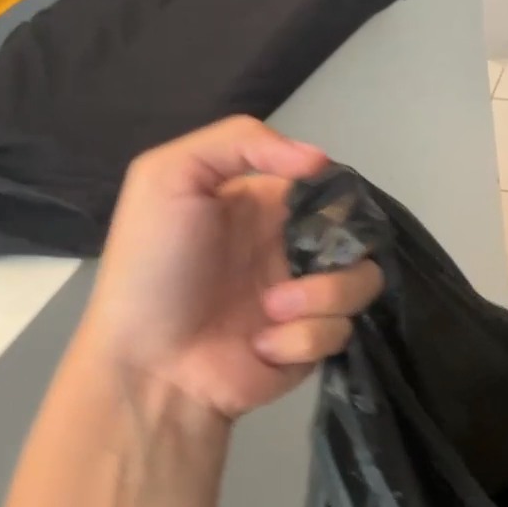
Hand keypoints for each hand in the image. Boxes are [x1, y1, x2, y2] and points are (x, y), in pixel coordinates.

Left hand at [81, 117, 383, 419]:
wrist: (145, 363)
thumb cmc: (152, 266)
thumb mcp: (169, 177)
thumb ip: (240, 142)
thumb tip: (320, 159)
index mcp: (266, 208)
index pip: (328, 189)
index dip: (338, 197)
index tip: (326, 210)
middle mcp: (292, 250)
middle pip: (359, 238)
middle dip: (339, 257)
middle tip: (298, 268)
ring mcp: (306, 300)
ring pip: (362, 285)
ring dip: (319, 299)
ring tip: (269, 312)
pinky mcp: (310, 345)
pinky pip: (338, 333)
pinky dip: (299, 340)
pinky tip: (260, 346)